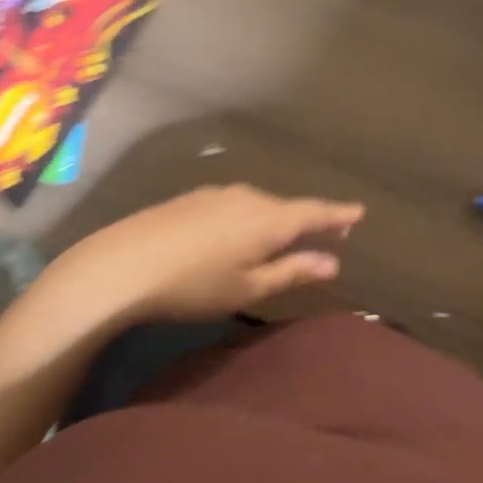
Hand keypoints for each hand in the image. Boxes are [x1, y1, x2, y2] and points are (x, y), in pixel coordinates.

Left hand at [45, 185, 364, 323]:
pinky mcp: (190, 199)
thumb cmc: (194, 285)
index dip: (337, 215)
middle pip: (286, 207)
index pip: (313, 212)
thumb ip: (292, 272)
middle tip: (330, 232)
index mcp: (268, 219)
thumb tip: (332, 262)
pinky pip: (233, 206)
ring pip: (258, 206)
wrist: (123, 264)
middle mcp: (246, 197)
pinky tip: (239, 234)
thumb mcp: (248, 288)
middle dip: (309, 219)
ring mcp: (215, 194)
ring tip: (286, 236)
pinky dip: (248, 218)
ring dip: (276, 219)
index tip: (359, 213)